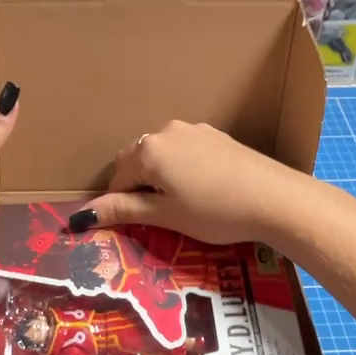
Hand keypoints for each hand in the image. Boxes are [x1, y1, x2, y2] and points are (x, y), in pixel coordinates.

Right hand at [77, 120, 321, 248]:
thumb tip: (81, 215)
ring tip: (179, 204)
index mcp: (148, 150)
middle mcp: (166, 131)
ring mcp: (193, 129)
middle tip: (154, 216)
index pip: (117, 177)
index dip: (117, 203)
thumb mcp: (166, 216)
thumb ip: (123, 211)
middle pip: (136, 159)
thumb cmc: (215, 211)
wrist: (274, 198)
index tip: (130, 225)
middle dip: (136, 186)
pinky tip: (201, 189)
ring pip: (161, 153)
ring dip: (159, 175)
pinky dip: (180, 167)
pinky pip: (184, 149)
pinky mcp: (214, 134)